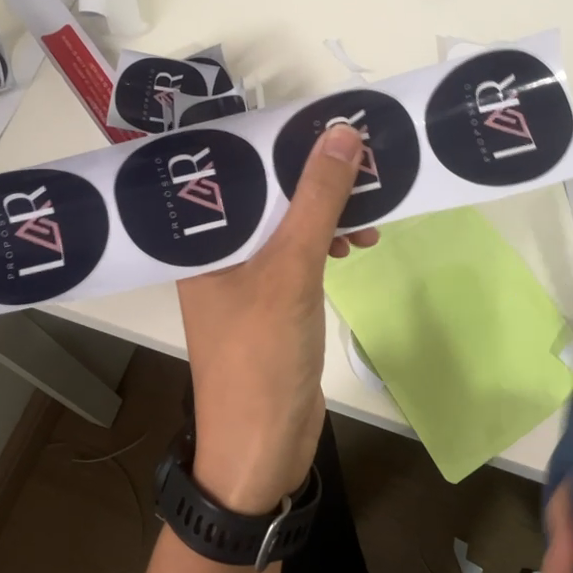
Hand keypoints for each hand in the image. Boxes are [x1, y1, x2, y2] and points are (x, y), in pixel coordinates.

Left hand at [176, 124, 378, 513]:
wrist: (261, 453)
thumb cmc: (261, 358)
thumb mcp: (291, 270)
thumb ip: (316, 200)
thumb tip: (341, 132)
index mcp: (202, 238)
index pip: (234, 167)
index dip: (278, 139)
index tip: (325, 119)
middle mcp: (217, 250)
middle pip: (267, 192)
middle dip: (314, 177)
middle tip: (364, 165)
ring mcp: (246, 276)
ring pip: (289, 222)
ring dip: (329, 213)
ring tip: (371, 219)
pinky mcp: (272, 298)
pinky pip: (300, 252)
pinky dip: (327, 243)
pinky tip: (354, 245)